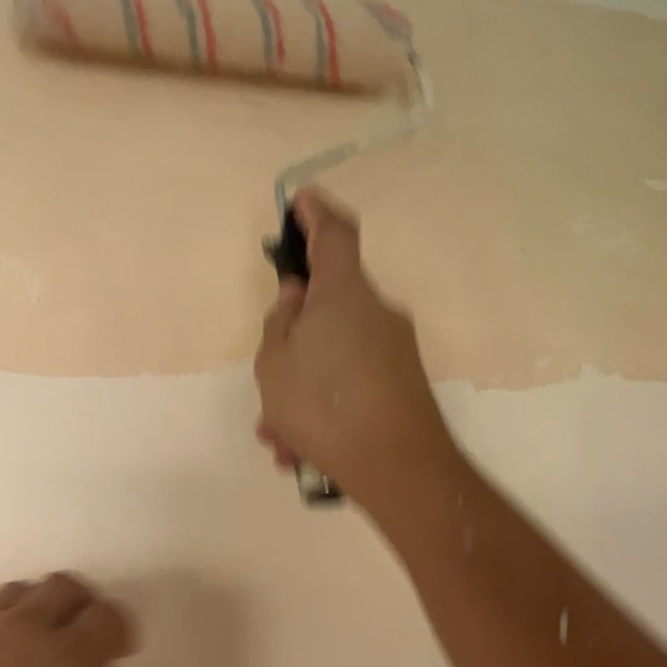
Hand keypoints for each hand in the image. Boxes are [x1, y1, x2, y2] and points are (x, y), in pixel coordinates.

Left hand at [0, 573, 137, 666]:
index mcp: (65, 666)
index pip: (106, 617)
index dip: (119, 629)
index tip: (119, 650)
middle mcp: (21, 630)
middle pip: (63, 586)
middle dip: (82, 606)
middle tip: (81, 640)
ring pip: (16, 591)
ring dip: (34, 610)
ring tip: (28, 649)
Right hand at [255, 189, 457, 508]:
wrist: (397, 466)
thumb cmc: (323, 404)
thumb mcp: (274, 362)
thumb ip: (280, 322)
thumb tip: (297, 297)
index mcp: (342, 293)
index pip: (333, 234)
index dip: (314, 213)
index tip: (299, 199)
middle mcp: (374, 312)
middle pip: (325, 309)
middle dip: (290, 347)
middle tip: (266, 387)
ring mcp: (392, 349)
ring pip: (330, 357)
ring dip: (299, 391)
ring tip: (279, 438)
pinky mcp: (399, 383)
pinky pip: (347, 384)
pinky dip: (321, 408)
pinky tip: (300, 451)